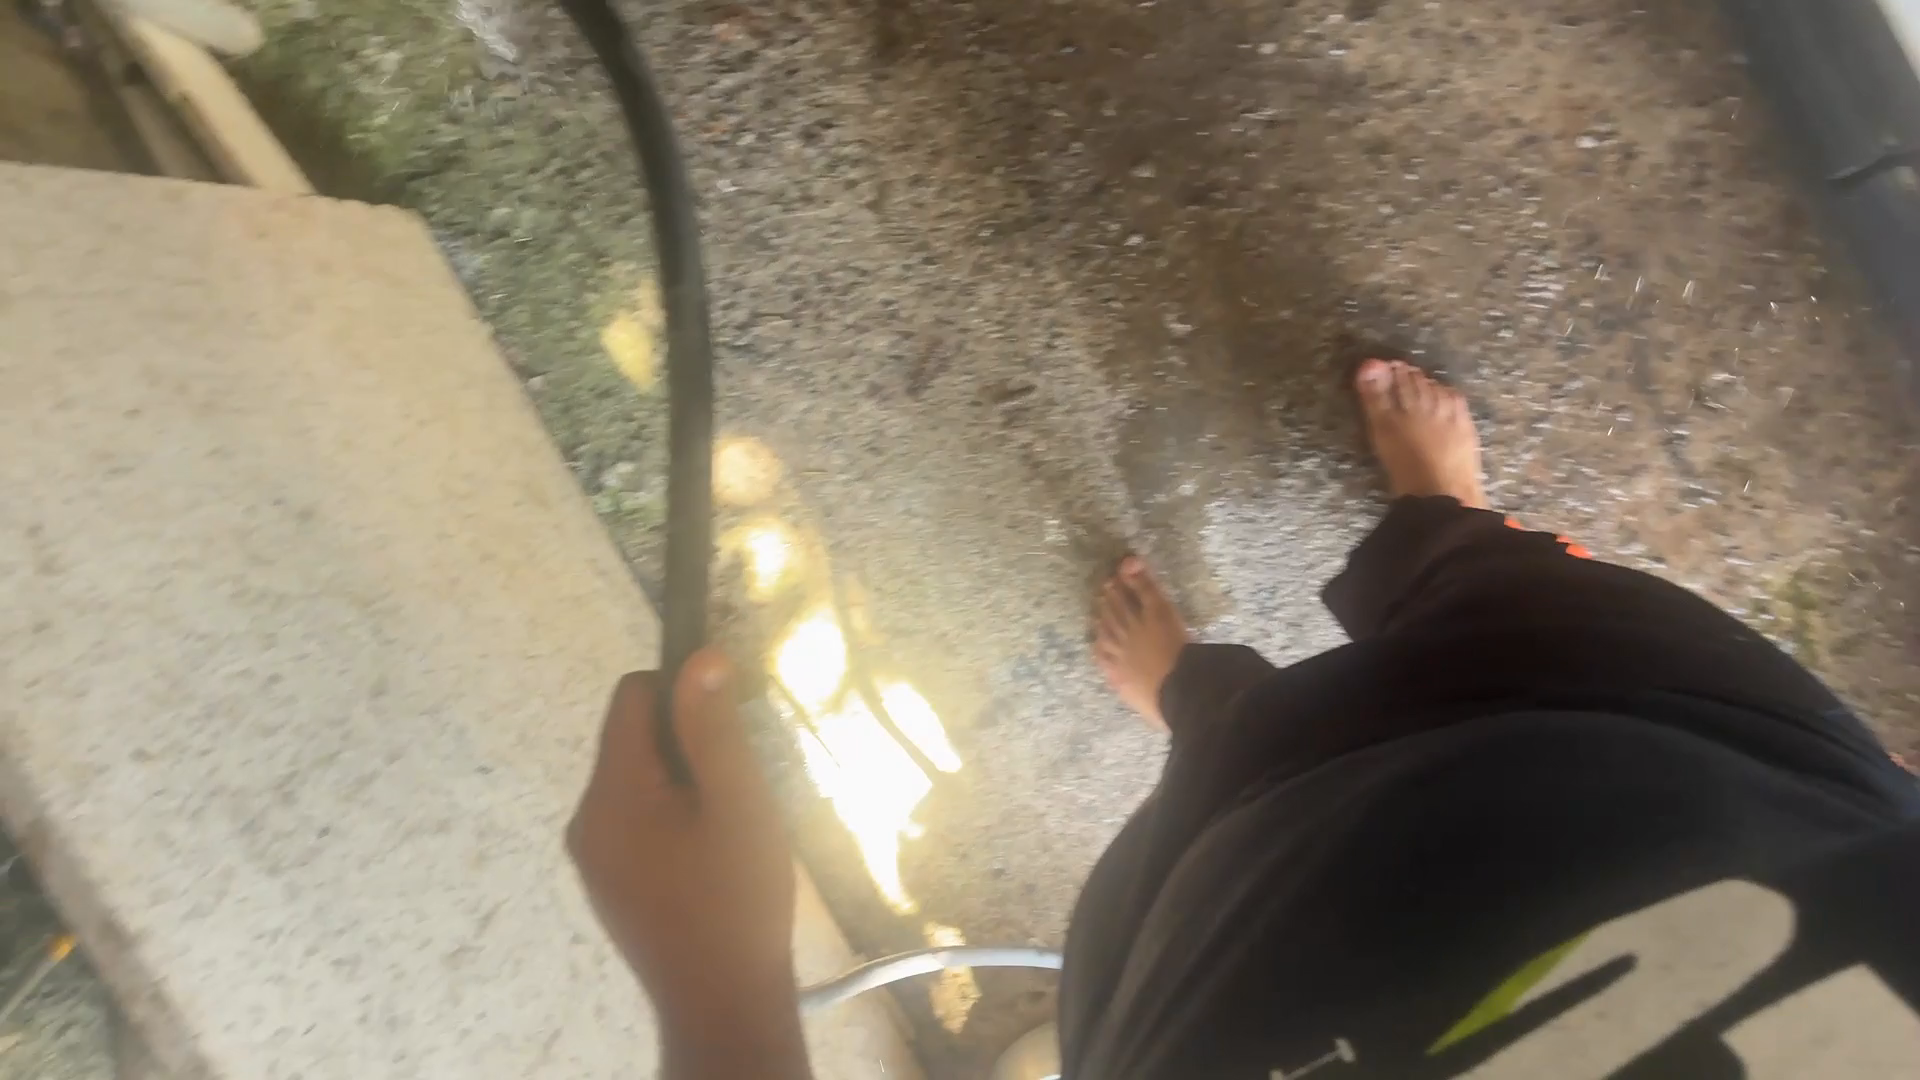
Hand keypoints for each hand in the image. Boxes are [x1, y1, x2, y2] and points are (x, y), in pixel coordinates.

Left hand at [567, 650, 808, 1076]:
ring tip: (728, 822)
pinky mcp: (611, 877)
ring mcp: (594, 853)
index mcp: (612, 791)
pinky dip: (674, 810)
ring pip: (640, 774)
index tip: (727, 728)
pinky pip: (637, 812)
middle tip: (736, 785)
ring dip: (685, 777)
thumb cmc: (736, 895)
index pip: (632, 694)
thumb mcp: (738, 800)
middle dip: (688, 740)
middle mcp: (587, 816)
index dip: (684, 691)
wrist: (723, 1001)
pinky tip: (710, 851)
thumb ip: (713, 726)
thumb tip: (700, 655)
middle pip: (634, 734)